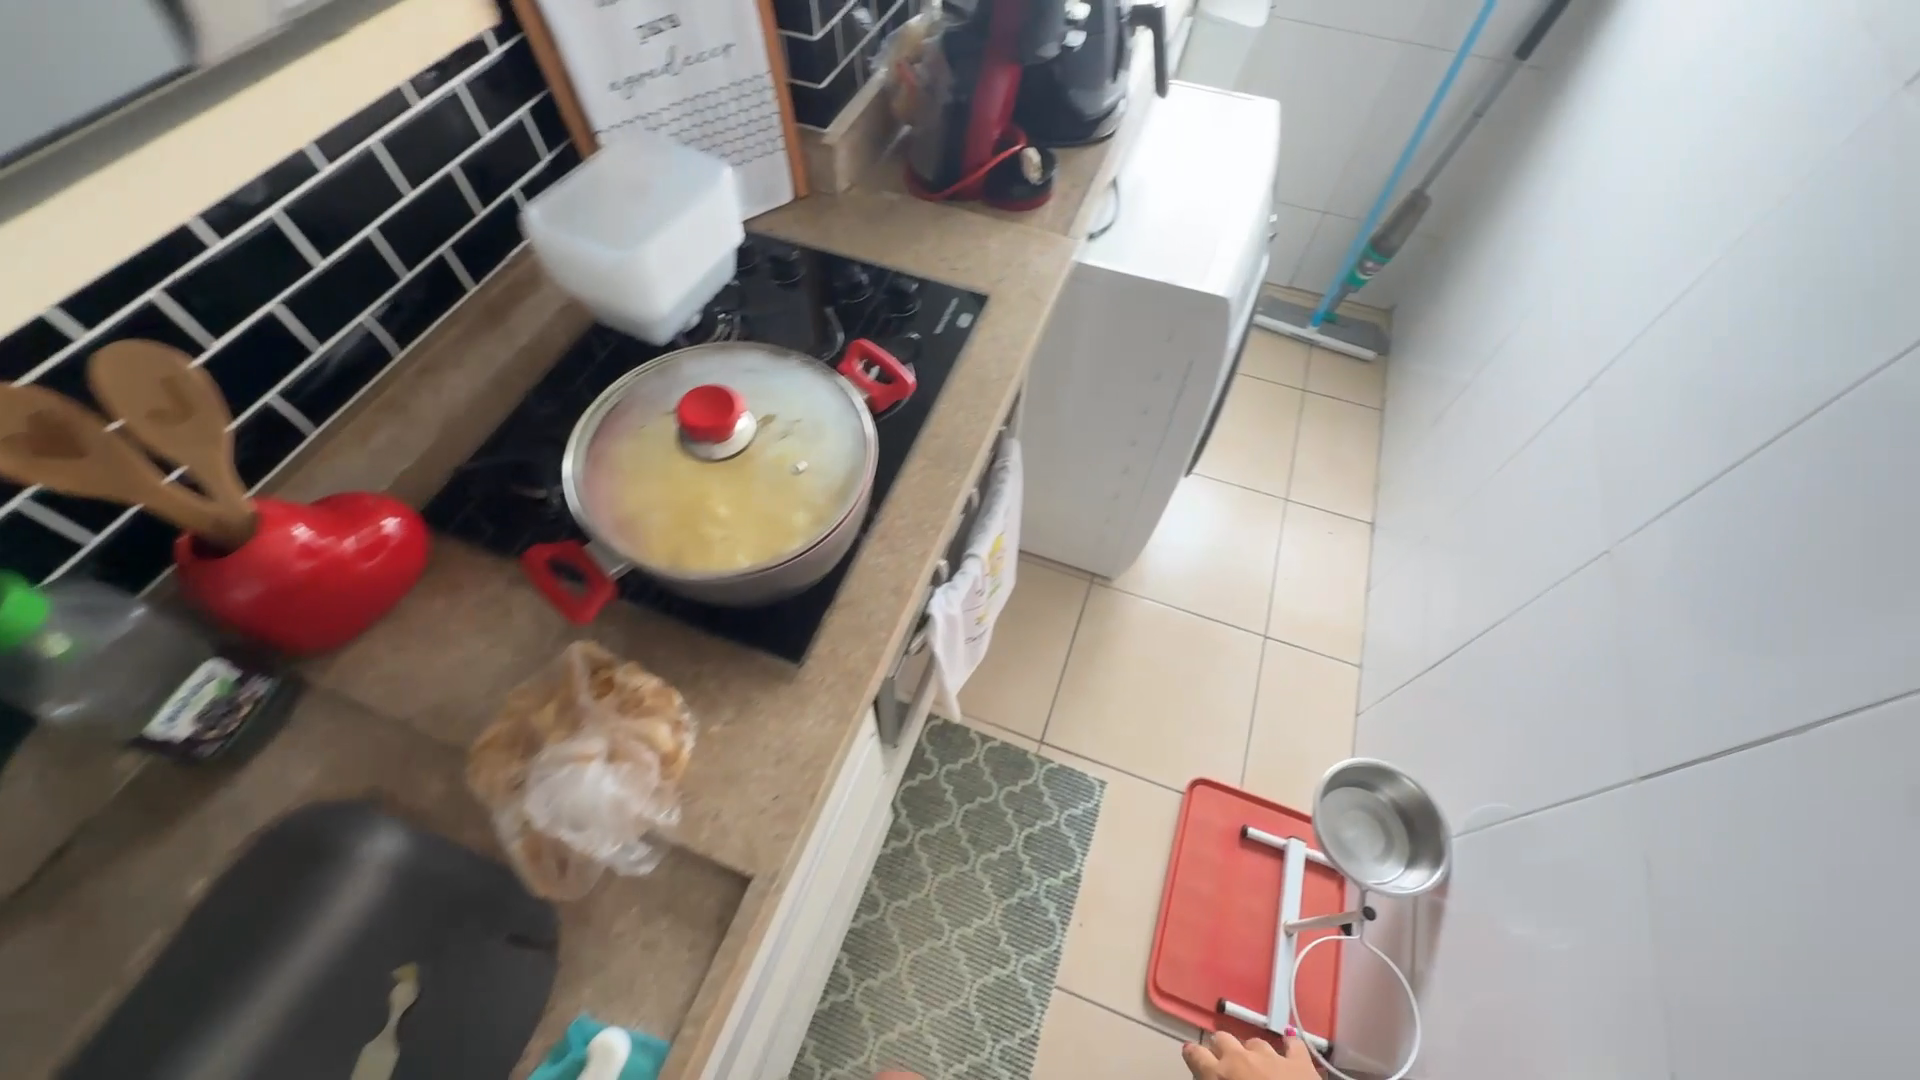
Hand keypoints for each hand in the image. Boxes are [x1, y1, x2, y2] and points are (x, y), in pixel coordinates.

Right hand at [1182, 1031, 1318, 1079]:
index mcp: (1219, 1075)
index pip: (1195, 1055)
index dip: (1193, 1055)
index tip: (1192, 1056)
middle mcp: (1240, 1059)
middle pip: (1222, 1039)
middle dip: (1222, 1049)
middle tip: (1226, 1065)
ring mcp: (1272, 1057)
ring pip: (1255, 1042)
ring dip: (1253, 1052)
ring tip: (1257, 1065)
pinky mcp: (1300, 1063)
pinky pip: (1294, 1045)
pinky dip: (1290, 1045)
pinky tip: (1289, 1045)